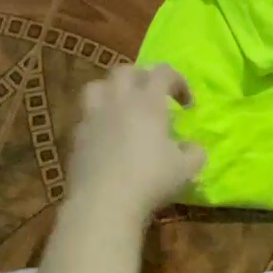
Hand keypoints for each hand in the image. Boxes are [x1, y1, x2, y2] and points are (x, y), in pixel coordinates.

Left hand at [68, 64, 205, 218]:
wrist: (104, 202)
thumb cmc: (151, 179)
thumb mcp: (187, 169)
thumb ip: (195, 153)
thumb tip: (193, 148)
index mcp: (147, 102)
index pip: (163, 72)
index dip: (178, 82)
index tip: (187, 105)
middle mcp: (117, 101)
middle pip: (125, 70)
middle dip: (142, 77)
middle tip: (153, 97)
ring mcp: (92, 117)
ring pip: (97, 86)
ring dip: (112, 91)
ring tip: (122, 109)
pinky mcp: (77, 137)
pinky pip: (86, 117)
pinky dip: (99, 120)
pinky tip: (108, 138)